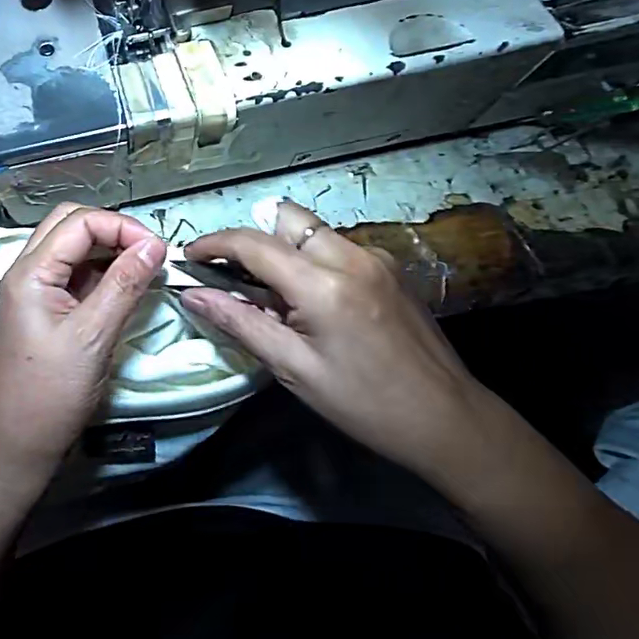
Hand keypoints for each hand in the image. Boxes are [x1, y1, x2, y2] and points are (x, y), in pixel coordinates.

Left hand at [0, 204, 166, 491]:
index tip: (156, 249)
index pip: (78, 222)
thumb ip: (125, 284)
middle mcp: (26, 271)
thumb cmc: (54, 392)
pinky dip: (102, 268)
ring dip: (108, 247)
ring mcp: (35, 288)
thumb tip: (155, 244)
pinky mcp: (46, 305)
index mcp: (29, 273)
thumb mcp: (94, 335)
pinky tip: (126, 282)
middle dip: (112, 228)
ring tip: (142, 266)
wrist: (23, 442)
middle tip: (146, 252)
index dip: (120, 226)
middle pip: (70, 223)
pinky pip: (75, 271)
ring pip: (72, 245)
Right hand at [179, 200, 480, 479]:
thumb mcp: (294, 369)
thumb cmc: (365, 404)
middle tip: (237, 280)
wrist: (449, 419)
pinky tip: (316, 305)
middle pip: (285, 219)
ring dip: (283, 251)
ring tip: (276, 298)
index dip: (214, 244)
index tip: (190, 257)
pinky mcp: (390, 266)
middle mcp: (350, 255)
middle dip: (253, 240)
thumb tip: (193, 296)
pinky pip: (336, 247)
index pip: (253, 243)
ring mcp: (375, 256)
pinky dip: (312, 262)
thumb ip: (241, 323)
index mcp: (323, 283)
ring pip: (311, 231)